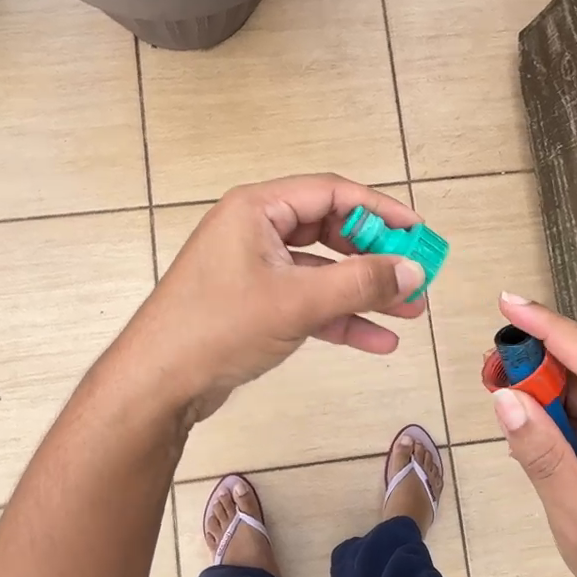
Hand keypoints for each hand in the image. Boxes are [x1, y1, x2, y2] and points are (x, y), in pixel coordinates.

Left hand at [113, 174, 427, 420]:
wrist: (157, 384)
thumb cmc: (219, 328)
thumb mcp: (297, 302)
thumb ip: (360, 283)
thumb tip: (414, 271)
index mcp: (258, 208)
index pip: (332, 193)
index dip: (380, 209)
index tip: (418, 232)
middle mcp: (255, 229)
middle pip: (330, 231)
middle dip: (375, 257)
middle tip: (416, 276)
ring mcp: (253, 267)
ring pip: (322, 270)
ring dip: (363, 291)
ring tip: (409, 312)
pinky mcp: (254, 303)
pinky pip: (307, 300)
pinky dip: (339, 317)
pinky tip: (377, 340)